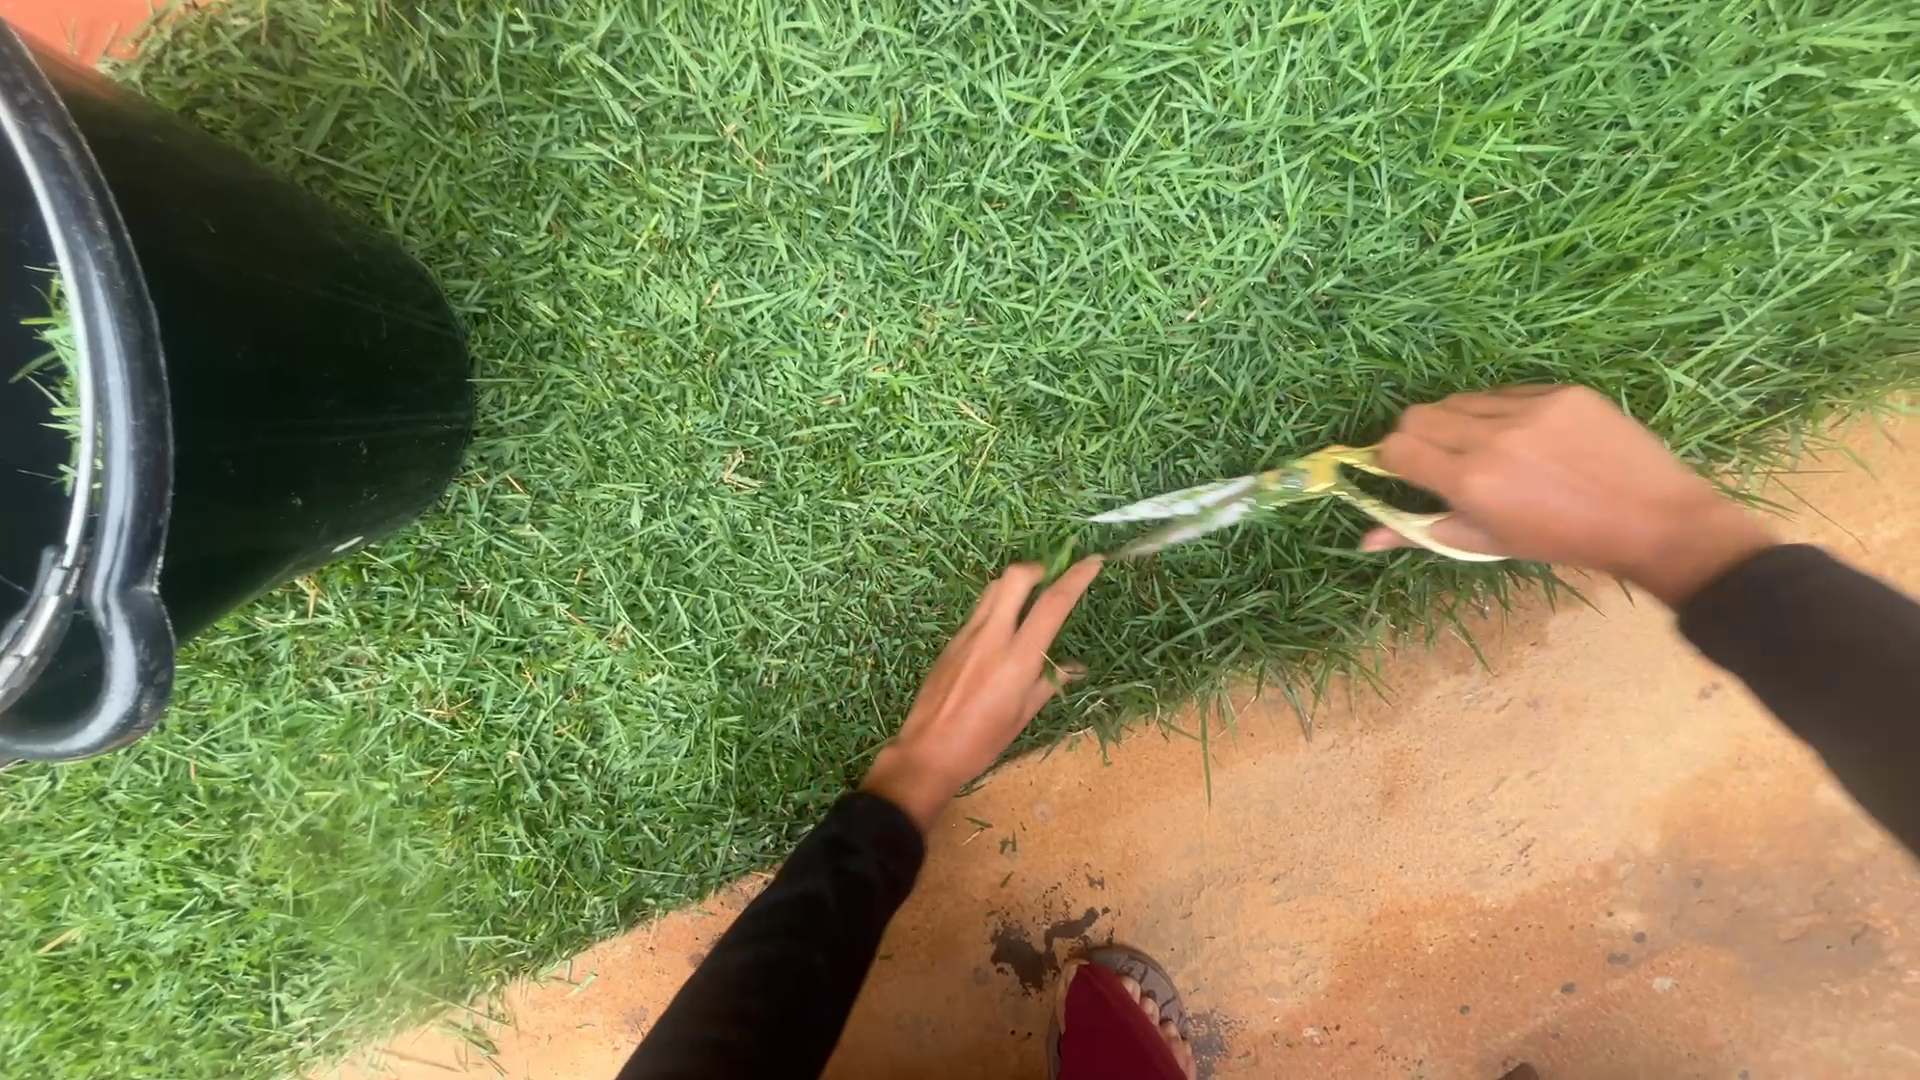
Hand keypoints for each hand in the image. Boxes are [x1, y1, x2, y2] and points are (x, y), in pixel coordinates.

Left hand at [860, 557, 1103, 829]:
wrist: (928, 751)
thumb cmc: (982, 741)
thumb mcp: (1023, 714)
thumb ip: (1050, 683)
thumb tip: (1076, 668)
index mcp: (1018, 658)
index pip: (1052, 604)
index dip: (1076, 578)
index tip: (1091, 562)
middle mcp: (992, 637)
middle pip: (1016, 577)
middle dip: (1038, 568)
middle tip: (1051, 578)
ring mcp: (967, 635)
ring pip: (993, 588)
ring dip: (1015, 584)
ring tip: (1028, 601)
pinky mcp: (951, 641)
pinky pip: (979, 611)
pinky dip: (997, 607)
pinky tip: (1002, 631)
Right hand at [1366, 385, 1773, 605]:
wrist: (1655, 521)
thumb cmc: (1558, 540)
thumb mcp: (1482, 542)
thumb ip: (1417, 533)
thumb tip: (1363, 540)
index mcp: (1468, 482)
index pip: (1394, 448)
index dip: (1390, 459)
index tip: (1404, 471)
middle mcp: (1492, 439)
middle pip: (1415, 416)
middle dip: (1414, 437)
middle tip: (1437, 457)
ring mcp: (1529, 410)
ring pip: (1455, 400)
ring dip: (1452, 421)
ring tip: (1480, 445)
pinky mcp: (1561, 393)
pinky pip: (1501, 392)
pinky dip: (1494, 410)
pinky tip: (1520, 434)